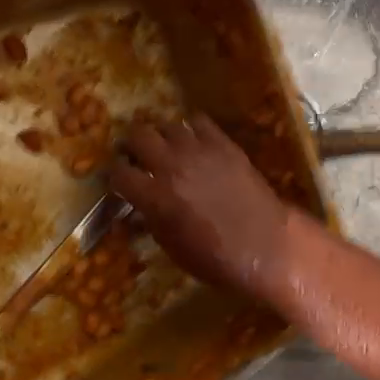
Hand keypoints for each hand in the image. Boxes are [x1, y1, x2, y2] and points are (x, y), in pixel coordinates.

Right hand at [108, 114, 304, 301]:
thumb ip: (150, 222)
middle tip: (136, 155)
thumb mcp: (173, 248)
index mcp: (154, 196)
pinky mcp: (223, 144)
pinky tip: (194, 140)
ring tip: (167, 146)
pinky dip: (191, 128)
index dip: (114, 175)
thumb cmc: (215, 258)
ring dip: (162, 135)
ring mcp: (199, 150)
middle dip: (132, 145)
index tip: (118, 180)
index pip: (119, 173)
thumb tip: (136, 212)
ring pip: (167, 124)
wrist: (265, 245)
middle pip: (138, 136)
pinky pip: (199, 121)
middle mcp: (171, 166)